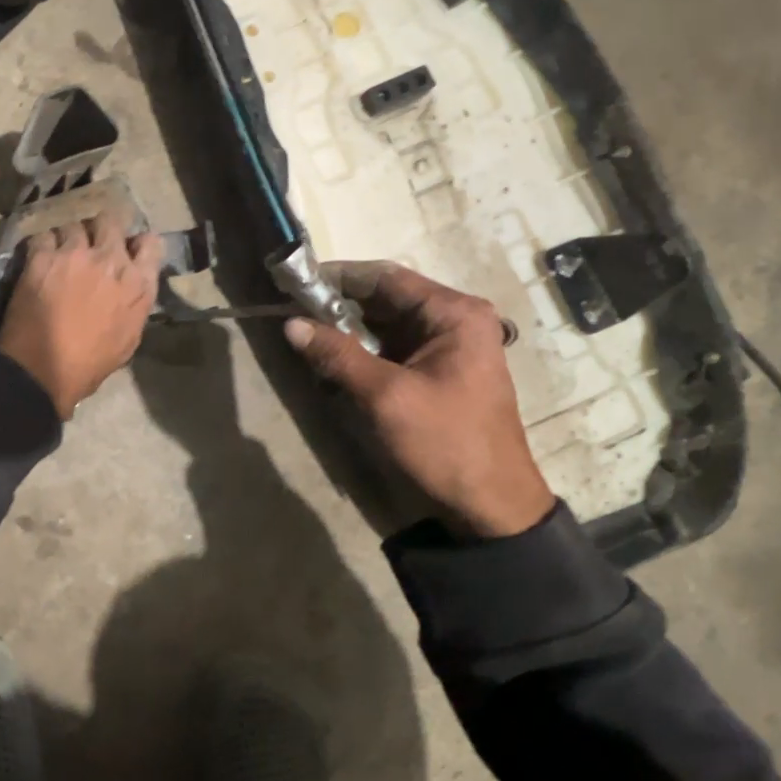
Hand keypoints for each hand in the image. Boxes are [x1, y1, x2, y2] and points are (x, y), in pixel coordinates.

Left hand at [0, 214, 163, 419]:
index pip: (150, 243)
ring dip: (68, 238)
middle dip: (100, 229)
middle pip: (109, 221)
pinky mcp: (42, 257)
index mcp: (138, 285)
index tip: (125, 249)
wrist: (42, 370)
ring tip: (59, 254)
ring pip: (73, 225)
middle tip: (88, 244)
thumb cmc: (89, 365)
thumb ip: (134, 303)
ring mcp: (75, 255)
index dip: (136, 243)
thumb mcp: (128, 339)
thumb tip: (129, 287)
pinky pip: (43, 236)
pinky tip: (38, 260)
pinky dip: (42, 246)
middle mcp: (111, 260)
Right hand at [283, 262, 553, 537]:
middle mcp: (455, 321)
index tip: (294, 285)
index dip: (338, 278)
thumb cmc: (444, 442)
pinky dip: (362, 355)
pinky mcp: (438, 372)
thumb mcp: (385, 396)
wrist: (490, 503)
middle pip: (385, 300)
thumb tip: (291, 324)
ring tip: (305, 342)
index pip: (386, 278)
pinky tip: (332, 368)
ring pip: (385, 326)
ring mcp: (448, 348)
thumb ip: (337, 355)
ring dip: (347, 335)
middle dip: (338, 309)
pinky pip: (392, 351)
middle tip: (292, 317)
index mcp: (455, 314)